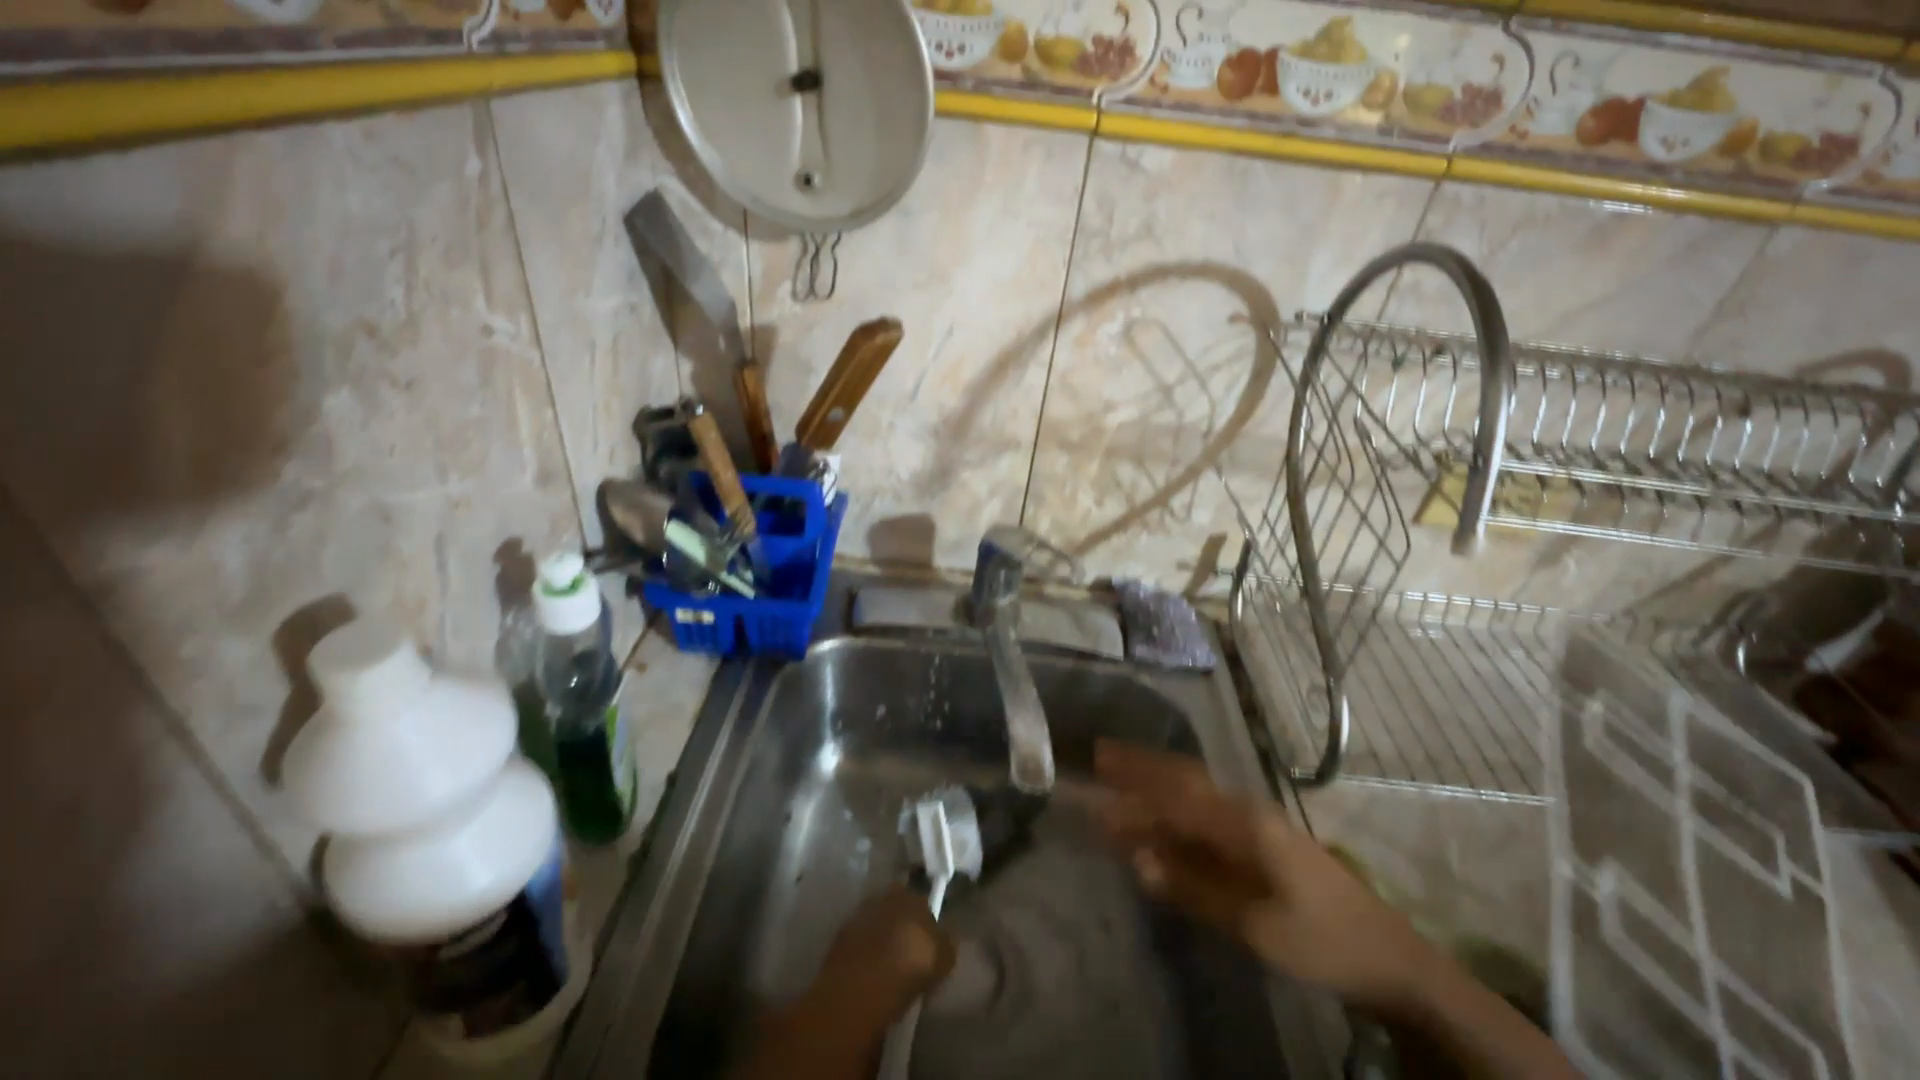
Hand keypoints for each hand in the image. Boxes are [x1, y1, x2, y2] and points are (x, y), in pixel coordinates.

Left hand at [809, 885, 956, 1027]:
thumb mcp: (945, 958)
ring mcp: (856, 917)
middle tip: (911, 954)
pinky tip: (872, 975)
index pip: (921, 903)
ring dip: (882, 940)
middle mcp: (881, 898)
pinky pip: (860, 944)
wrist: (859, 990)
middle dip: (902, 928)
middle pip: (896, 912)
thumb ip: (945, 942)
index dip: (926, 923)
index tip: (929, 944)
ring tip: (890, 968)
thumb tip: (940, 939)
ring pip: (876, 926)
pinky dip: (865, 955)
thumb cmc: (910, 968)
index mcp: (909, 896)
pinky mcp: (837, 940)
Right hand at [1092, 739, 1439, 1012]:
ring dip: (1157, 795)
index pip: (1178, 793)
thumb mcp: (1256, 925)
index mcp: (1246, 826)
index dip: (1136, 779)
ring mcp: (1260, 830)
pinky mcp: (1266, 849)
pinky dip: (1178, 819)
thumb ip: (1195, 889)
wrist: (1391, 960)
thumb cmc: (1323, 942)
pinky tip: (1162, 828)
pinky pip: (1209, 823)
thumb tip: (1138, 859)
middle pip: (1187, 784)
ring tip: (1117, 790)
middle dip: (1143, 770)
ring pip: (1196, 802)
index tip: (1097, 761)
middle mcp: (1250, 816)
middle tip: (1100, 758)